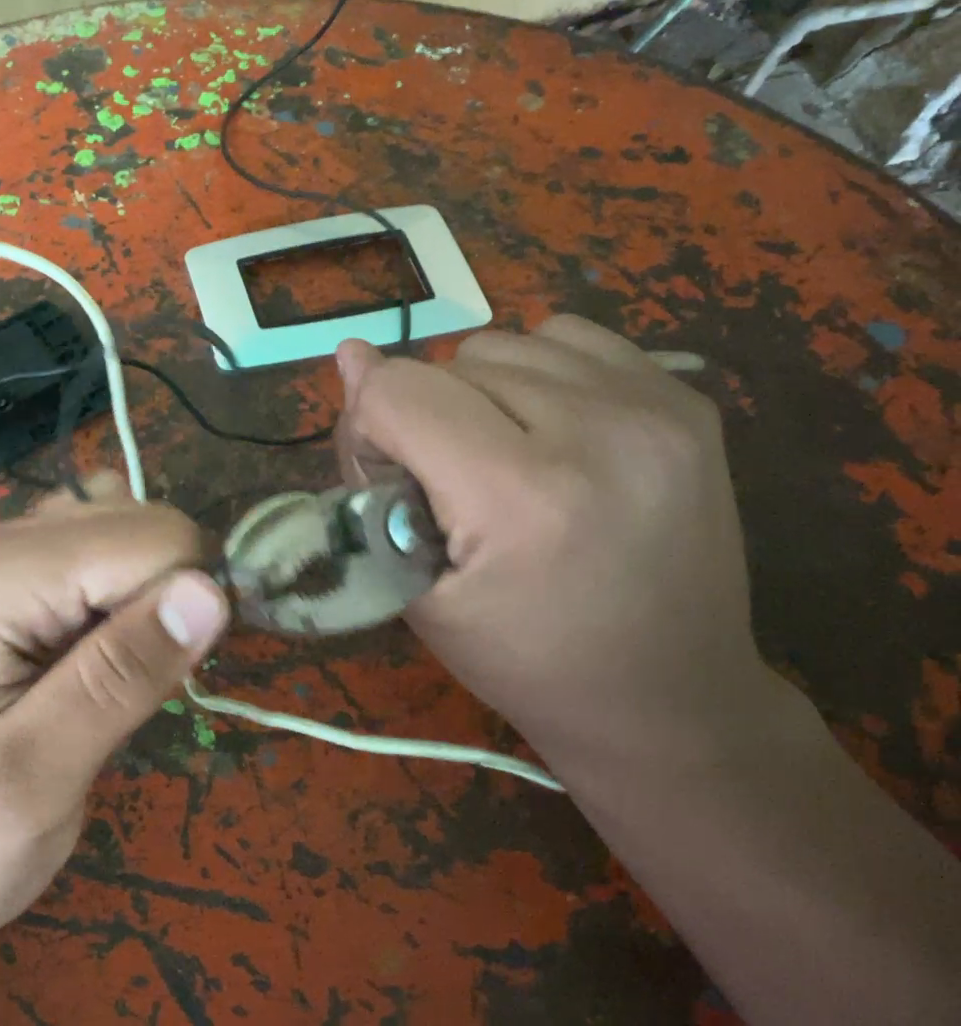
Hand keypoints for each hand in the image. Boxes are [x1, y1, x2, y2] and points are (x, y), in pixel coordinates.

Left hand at [0, 475, 228, 953]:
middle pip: (143, 527)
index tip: (169, 686)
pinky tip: (99, 663)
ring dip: (150, 603)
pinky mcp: (18, 589)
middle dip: (170, 601)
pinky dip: (125, 604)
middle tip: (135, 694)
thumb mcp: (34, 777)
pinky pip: (103, 562)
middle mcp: (2, 545)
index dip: (185, 607)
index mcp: (0, 576)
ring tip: (114, 682)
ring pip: (130, 538)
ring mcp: (6, 562)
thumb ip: (117, 681)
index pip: (150, 539)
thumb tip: (211, 591)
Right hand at [336, 316, 766, 760]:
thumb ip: (372, 474)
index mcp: (519, 495)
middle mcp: (595, 431)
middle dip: (421, 414)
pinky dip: (535, 371)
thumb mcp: (415, 588)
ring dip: (476, 391)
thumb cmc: (522, 659)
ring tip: (498, 456)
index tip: (388, 483)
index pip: (396, 392)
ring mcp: (653, 407)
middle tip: (445, 486)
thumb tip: (348, 358)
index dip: (368, 430)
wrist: (669, 696)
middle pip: (448, 364)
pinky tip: (546, 429)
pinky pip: (568, 337)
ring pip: (503, 343)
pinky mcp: (686, 398)